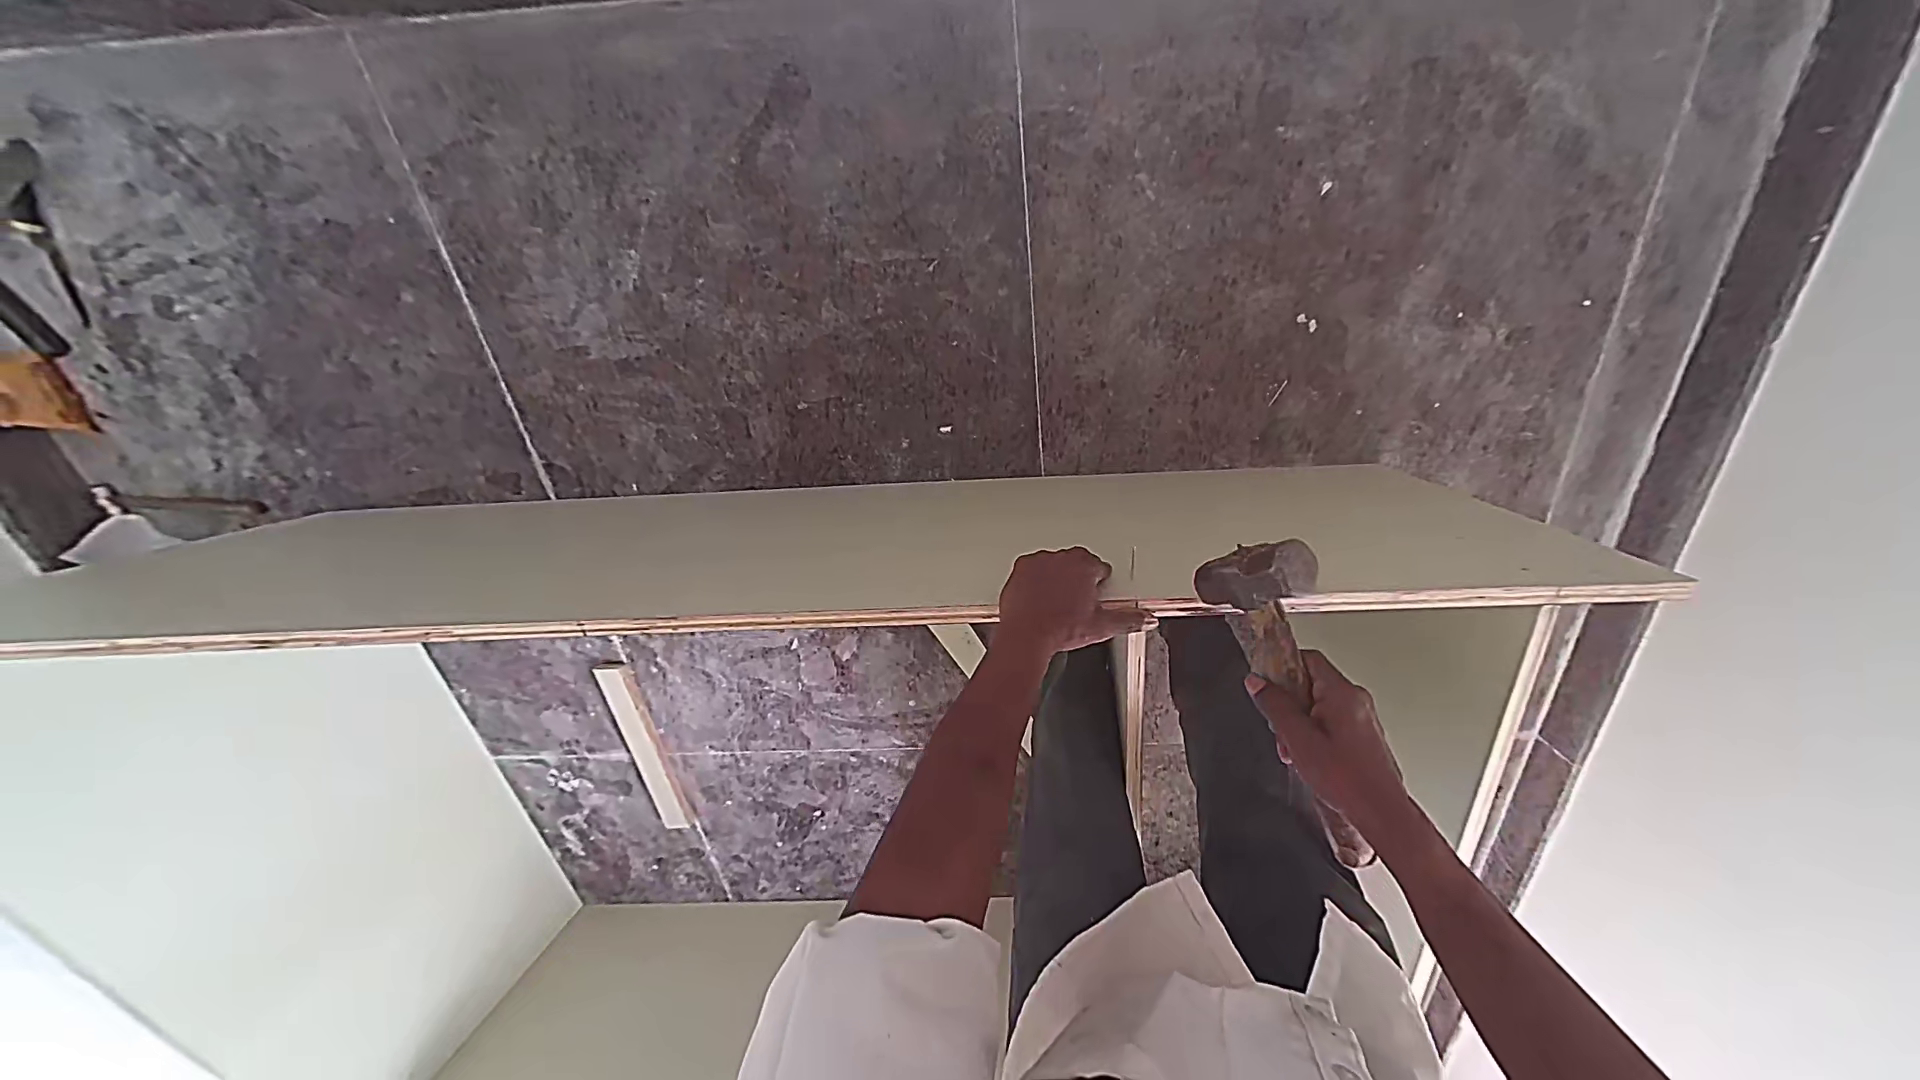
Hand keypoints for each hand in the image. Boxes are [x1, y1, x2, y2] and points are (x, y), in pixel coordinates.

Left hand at [995, 547, 1155, 655]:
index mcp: (1085, 566)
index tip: (1094, 593)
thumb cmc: (1060, 628)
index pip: (1099, 566)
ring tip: (1055, 600)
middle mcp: (1062, 559)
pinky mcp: (1021, 568)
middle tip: (1076, 600)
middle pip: (1075, 562)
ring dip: (1056, 575)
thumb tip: (1146, 619)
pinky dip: (1035, 578)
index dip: (1098, 581)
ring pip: (1053, 564)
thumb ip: (1127, 619)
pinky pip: (1032, 568)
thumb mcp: (1101, 626)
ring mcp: (1040, 562)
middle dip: (1077, 577)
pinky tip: (1038, 596)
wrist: (1027, 634)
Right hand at [1243, 651, 1414, 841]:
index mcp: (1342, 693)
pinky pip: (1329, 721)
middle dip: (1288, 703)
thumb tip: (1257, 683)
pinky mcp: (1362, 735)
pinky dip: (1312, 733)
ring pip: (1318, 705)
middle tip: (1279, 725)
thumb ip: (1275, 705)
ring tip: (1293, 747)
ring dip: (1298, 722)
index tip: (1265, 680)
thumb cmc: (1347, 779)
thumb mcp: (1297, 738)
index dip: (1281, 666)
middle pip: (1310, 683)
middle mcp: (1356, 700)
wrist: (1380, 812)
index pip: (1307, 659)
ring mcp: (1362, 718)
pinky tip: (1307, 756)